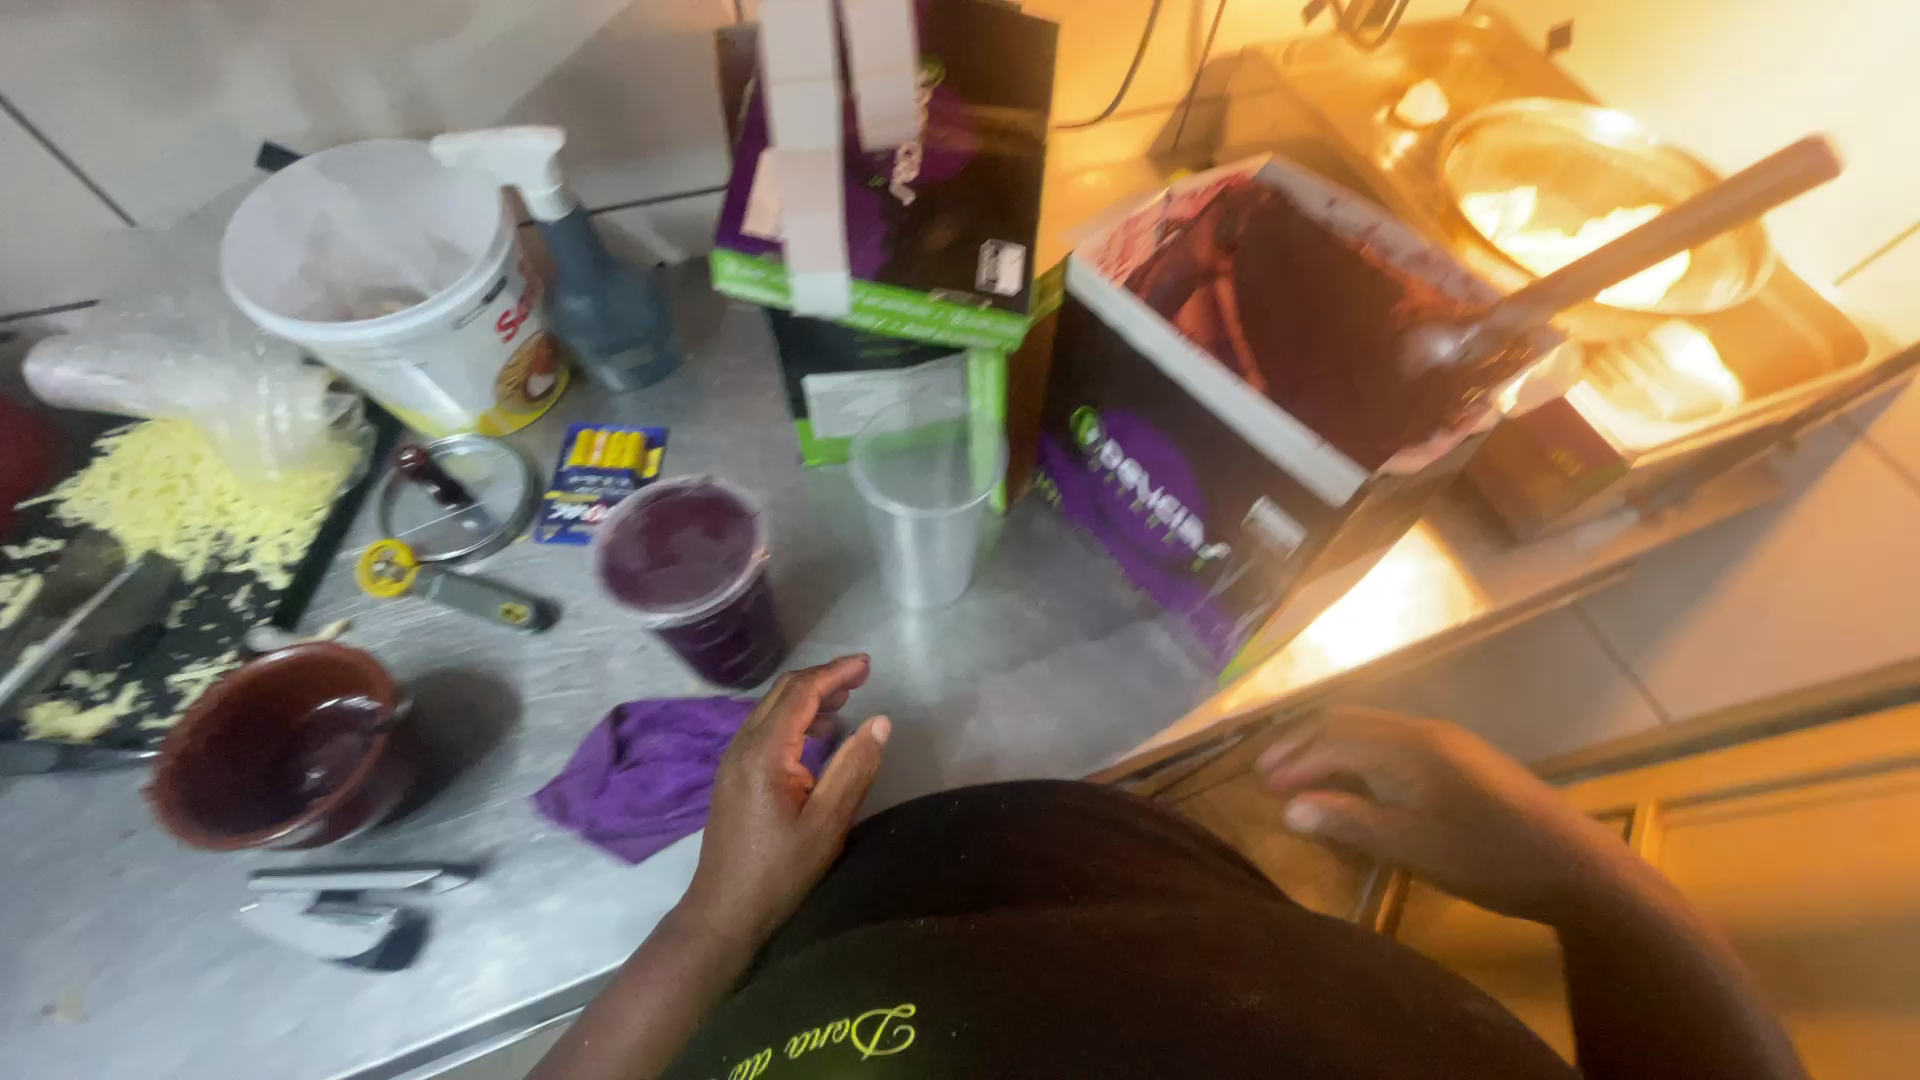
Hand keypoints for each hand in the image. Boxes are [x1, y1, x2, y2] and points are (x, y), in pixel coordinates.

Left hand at [684, 655, 890, 944]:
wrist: (722, 914)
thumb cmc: (779, 871)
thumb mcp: (827, 823)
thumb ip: (854, 767)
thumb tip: (880, 721)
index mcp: (765, 751)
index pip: (802, 693)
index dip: (836, 673)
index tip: (867, 665)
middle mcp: (743, 745)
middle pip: (783, 692)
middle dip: (823, 678)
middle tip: (862, 676)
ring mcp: (733, 759)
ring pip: (772, 708)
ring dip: (809, 697)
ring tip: (846, 701)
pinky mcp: (734, 774)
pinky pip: (766, 728)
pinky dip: (795, 718)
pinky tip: (818, 736)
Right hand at [1255, 707, 1641, 923]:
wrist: (1585, 872)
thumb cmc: (1493, 858)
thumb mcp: (1416, 848)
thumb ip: (1350, 822)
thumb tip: (1287, 808)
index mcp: (1409, 745)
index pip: (1333, 740)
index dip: (1294, 761)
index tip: (1263, 784)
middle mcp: (1421, 729)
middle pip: (1344, 720)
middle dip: (1301, 742)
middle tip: (1267, 769)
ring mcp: (1443, 739)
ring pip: (1366, 724)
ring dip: (1326, 742)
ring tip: (1298, 768)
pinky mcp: (1458, 756)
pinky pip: (1386, 736)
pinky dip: (1353, 748)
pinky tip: (1349, 773)